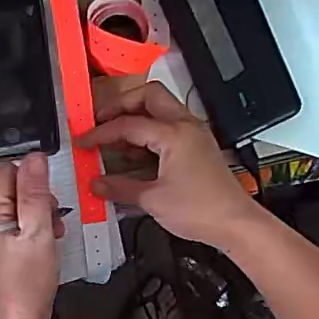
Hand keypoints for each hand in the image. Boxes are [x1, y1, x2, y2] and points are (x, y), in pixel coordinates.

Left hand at [0, 153, 63, 318]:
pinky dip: (34, 228)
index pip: (8, 172)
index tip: (46, 200)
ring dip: (39, 215)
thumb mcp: (38, 233)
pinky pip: (18, 223)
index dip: (32, 182)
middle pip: (13, 188)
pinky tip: (43, 243)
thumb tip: (34, 160)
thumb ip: (35, 194)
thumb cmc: (28, 284)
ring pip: (18, 206)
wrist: (23, 317)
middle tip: (49, 222)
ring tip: (47, 236)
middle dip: (37, 200)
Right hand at [78, 76, 265, 250]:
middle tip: (100, 121)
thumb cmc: (203, 210)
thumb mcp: (153, 200)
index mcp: (174, 134)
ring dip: (136, 117)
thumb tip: (97, 184)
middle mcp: (186, 126)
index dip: (101, 133)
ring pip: (161, 109)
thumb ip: (120, 189)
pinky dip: (149, 133)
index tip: (84, 141)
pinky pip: (169, 128)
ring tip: (115, 138)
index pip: (128, 124)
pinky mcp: (197, 147)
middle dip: (121, 105)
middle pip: (148, 96)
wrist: (235, 223)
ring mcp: (194, 134)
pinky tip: (135, 154)